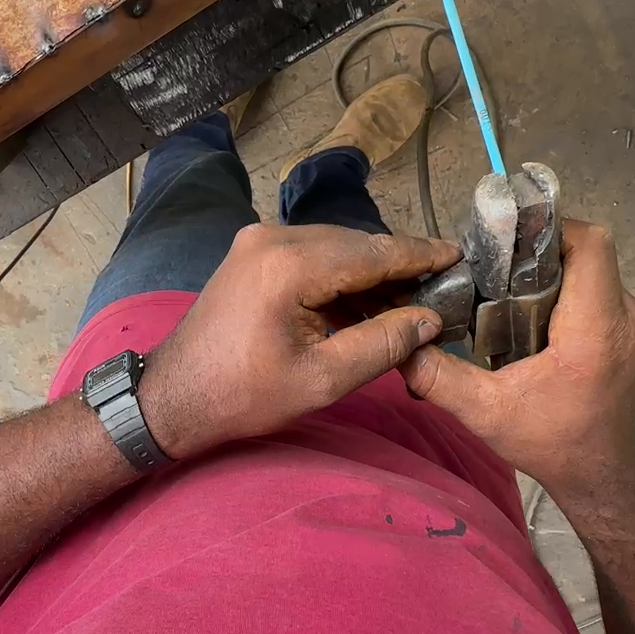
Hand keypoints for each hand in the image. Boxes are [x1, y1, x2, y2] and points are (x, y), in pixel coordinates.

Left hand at [140, 224, 460, 457]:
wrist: (175, 394)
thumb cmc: (245, 395)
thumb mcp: (322, 379)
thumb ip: (382, 343)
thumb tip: (429, 319)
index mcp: (290, 265)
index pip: (373, 252)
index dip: (420, 255)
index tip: (458, 255)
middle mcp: (272, 238)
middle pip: (354, 244)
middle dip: (398, 265)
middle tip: (440, 287)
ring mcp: (257, 241)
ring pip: (333, 246)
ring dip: (369, 271)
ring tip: (410, 300)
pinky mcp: (251, 253)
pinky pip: (310, 254)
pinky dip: (339, 275)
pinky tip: (364, 301)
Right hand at [398, 219, 634, 497]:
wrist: (613, 483)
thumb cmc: (557, 445)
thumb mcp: (486, 414)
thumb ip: (439, 378)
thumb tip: (399, 346)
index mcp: (596, 327)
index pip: (590, 244)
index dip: (549, 227)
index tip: (505, 239)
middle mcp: (625, 317)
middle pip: (585, 255)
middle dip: (536, 253)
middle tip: (490, 270)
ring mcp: (632, 325)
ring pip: (590, 274)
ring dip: (548, 275)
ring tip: (502, 294)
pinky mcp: (629, 336)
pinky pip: (596, 294)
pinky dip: (562, 295)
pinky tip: (527, 320)